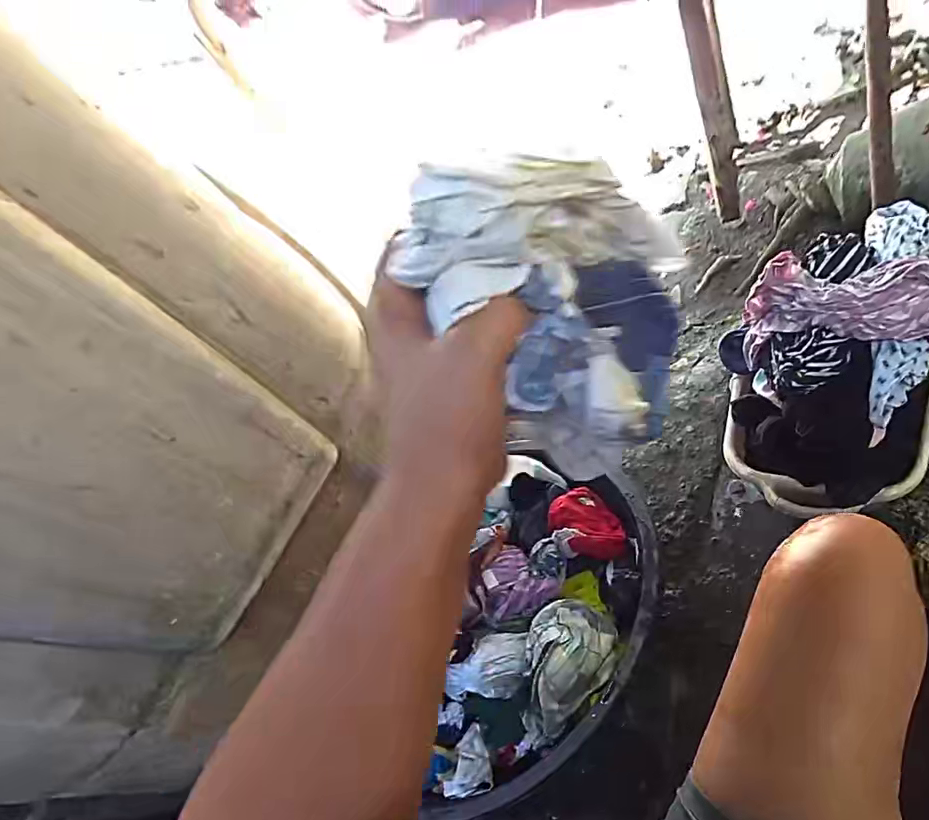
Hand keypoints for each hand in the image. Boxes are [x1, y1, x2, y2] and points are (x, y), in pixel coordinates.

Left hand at [364, 254, 529, 493]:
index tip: (490, 224)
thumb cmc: (448, 419)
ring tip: (535, 288)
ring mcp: (433, 360)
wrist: (446, 485)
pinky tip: (535, 333)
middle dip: (481, 267)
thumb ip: (501, 312)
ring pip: (466, 315)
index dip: (446, 231)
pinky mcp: (458, 385)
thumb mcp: (474, 352)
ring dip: (498, 304)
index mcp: (392, 314)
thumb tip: (527, 296)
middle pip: (442, 280)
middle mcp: (407, 331)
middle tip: (523, 255)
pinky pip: (484, 347)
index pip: (409, 249)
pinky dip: (506, 337)